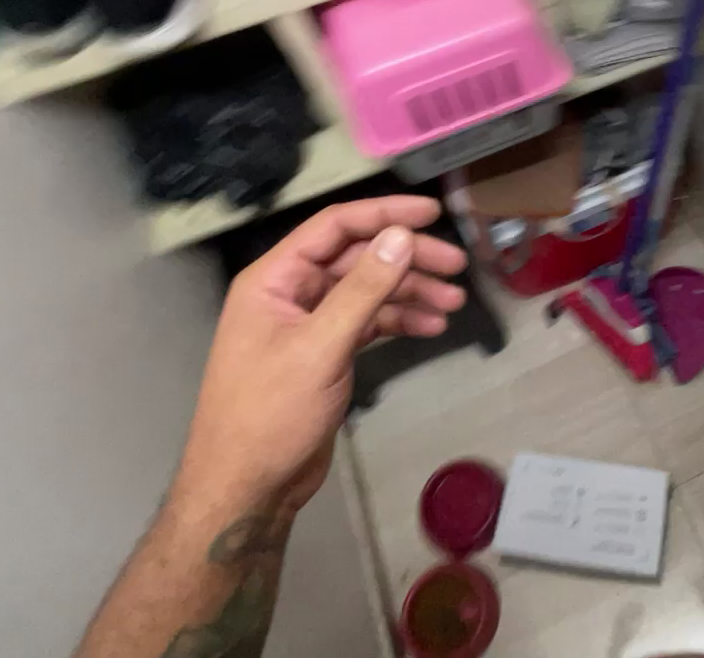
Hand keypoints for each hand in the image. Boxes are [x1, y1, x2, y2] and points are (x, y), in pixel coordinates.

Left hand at [170, 196, 467, 516]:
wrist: (247, 490)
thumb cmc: (270, 415)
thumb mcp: (320, 347)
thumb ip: (363, 289)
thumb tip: (401, 237)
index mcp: (275, 279)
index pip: (335, 227)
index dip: (384, 214)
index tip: (431, 214)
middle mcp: (292, 292)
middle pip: (359, 258)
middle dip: (408, 260)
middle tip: (456, 267)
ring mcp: (310, 322)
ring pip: (369, 290)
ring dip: (411, 292)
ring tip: (453, 303)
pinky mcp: (327, 351)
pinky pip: (370, 321)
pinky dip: (400, 320)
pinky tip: (431, 327)